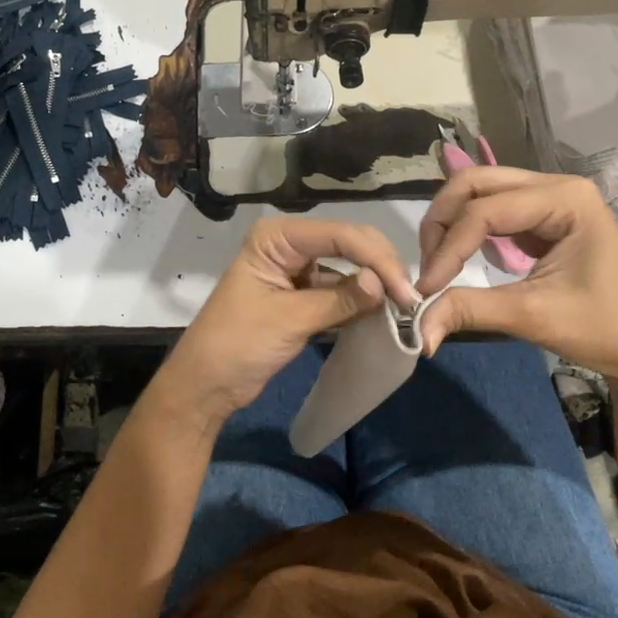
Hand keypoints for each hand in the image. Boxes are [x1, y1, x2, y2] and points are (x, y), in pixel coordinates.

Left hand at [162, 216, 419, 420]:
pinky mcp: (302, 293)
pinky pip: (340, 288)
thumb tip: (384, 284)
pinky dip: (362, 299)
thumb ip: (340, 299)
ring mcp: (296, 267)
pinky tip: (384, 312)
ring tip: (405, 307)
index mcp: (276, 237)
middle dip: (381, 267)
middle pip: (349, 243)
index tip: (406, 293)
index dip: (378, 259)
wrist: (207, 383)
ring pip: (349, 265)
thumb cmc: (238, 344)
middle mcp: (288, 243)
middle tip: (411, 300)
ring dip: (376, 283)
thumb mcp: (291, 320)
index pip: (340, 234)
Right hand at [415, 167, 617, 390]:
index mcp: (566, 199)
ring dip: (450, 224)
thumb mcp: (532, 317)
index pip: (485, 210)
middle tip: (427, 266)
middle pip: (475, 183)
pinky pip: (489, 209)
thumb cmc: (602, 330)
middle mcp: (556, 185)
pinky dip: (465, 231)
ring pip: (477, 192)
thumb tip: (418, 328)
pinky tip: (458, 260)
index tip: (425, 289)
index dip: (449, 248)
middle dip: (443, 222)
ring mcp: (549, 197)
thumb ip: (469, 310)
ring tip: (439, 266)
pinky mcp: (540, 216)